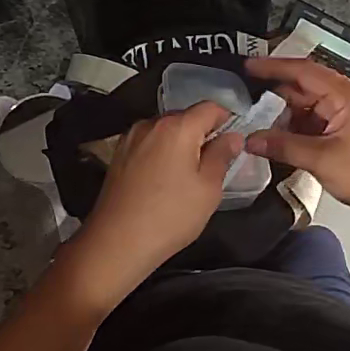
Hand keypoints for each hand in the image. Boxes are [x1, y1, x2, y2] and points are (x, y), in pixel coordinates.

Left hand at [79, 101, 243, 280]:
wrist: (116, 242)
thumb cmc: (170, 216)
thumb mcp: (208, 188)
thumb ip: (222, 155)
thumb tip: (233, 136)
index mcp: (177, 127)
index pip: (210, 107)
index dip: (227, 121)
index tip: (233, 144)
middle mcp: (151, 124)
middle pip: (185, 117)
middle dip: (202, 134)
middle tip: (214, 165)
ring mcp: (130, 138)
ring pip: (165, 131)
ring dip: (180, 145)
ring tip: (187, 177)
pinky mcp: (118, 155)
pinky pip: (149, 144)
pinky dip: (161, 154)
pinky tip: (164, 181)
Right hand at [244, 57, 349, 221]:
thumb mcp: (321, 159)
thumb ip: (282, 146)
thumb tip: (251, 140)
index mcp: (347, 95)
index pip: (304, 71)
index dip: (273, 67)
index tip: (249, 66)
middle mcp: (346, 98)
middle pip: (303, 87)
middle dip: (274, 95)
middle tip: (244, 101)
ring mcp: (344, 114)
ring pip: (305, 107)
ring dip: (283, 116)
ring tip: (256, 124)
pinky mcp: (342, 130)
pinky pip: (312, 122)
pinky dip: (293, 129)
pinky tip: (275, 139)